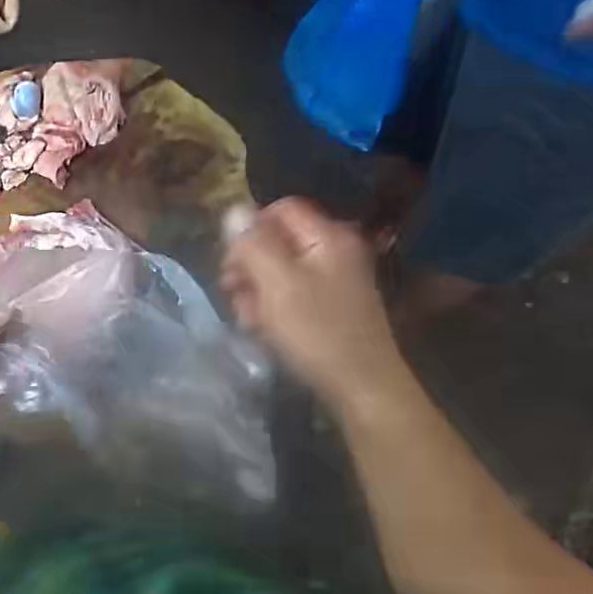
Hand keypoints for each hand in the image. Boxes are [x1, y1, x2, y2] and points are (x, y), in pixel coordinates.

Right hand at [220, 199, 406, 407]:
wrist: (360, 385)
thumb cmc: (316, 332)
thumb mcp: (276, 284)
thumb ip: (253, 244)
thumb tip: (233, 208)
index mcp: (326, 238)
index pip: (279, 209)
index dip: (249, 230)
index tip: (232, 261)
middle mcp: (332, 251)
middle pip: (274, 239)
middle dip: (247, 264)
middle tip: (234, 292)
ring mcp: (332, 279)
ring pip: (275, 268)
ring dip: (252, 290)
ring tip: (249, 317)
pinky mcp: (327, 304)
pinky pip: (286, 292)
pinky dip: (269, 306)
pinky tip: (263, 327)